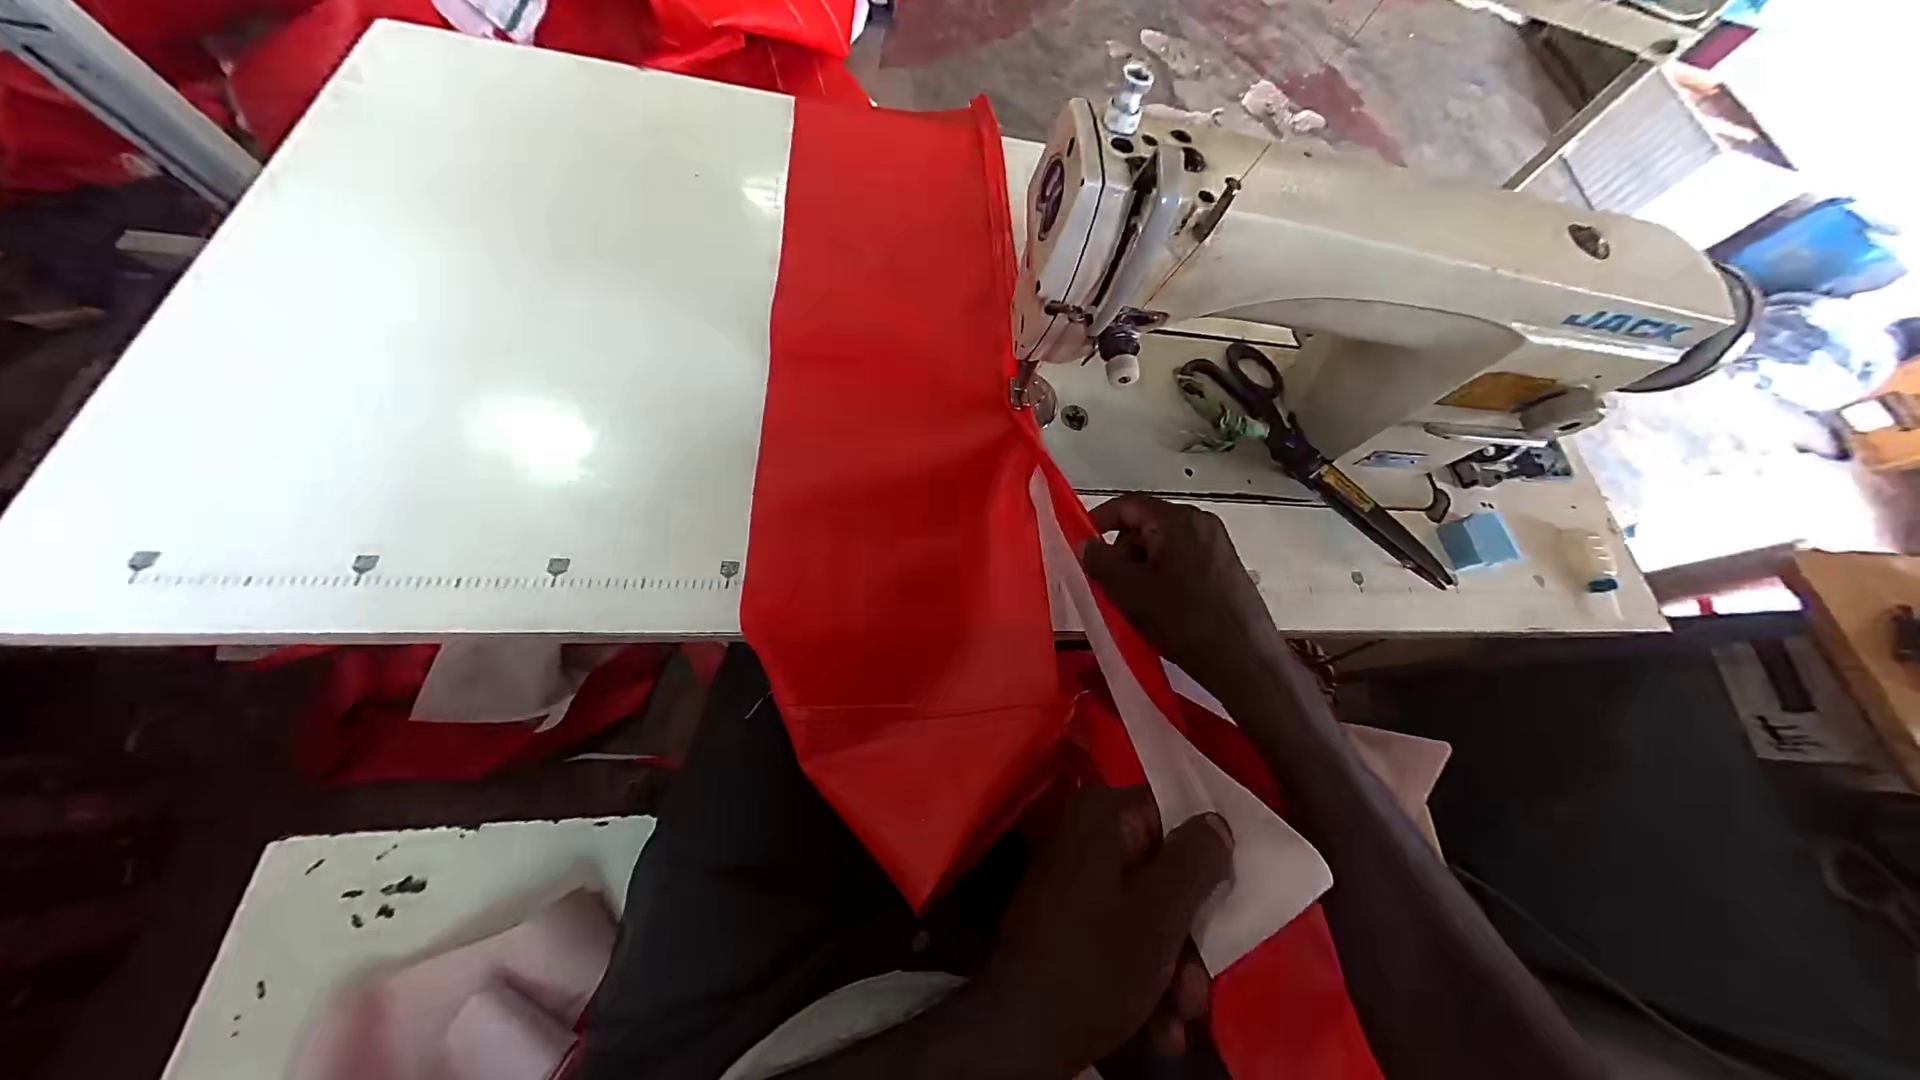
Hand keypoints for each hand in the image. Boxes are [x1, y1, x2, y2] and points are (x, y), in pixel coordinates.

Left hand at [971, 785, 1233, 1076]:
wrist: (1018, 1032)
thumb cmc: (1094, 962)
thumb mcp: (1159, 912)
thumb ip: (1194, 861)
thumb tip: (1215, 821)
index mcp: (1101, 815)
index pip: (1170, 811)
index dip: (1203, 854)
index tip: (1226, 897)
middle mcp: (1085, 835)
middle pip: (1163, 868)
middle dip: (1190, 933)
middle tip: (1198, 984)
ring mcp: (1075, 877)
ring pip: (1147, 909)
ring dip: (1174, 968)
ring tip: (1179, 1015)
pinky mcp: (1069, 918)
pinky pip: (1122, 932)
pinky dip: (1145, 976)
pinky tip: (1158, 1026)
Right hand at [1079, 493, 1282, 688]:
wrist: (1243, 661)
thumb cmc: (1184, 621)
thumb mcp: (1130, 592)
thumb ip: (1100, 562)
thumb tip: (1085, 543)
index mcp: (1178, 521)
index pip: (1128, 504)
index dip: (1098, 521)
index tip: (1081, 545)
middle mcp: (1201, 523)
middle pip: (1146, 524)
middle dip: (1121, 551)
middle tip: (1109, 584)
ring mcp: (1217, 544)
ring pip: (1163, 545)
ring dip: (1140, 567)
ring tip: (1134, 602)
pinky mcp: (1225, 566)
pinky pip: (1182, 560)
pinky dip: (1162, 575)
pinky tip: (1159, 606)